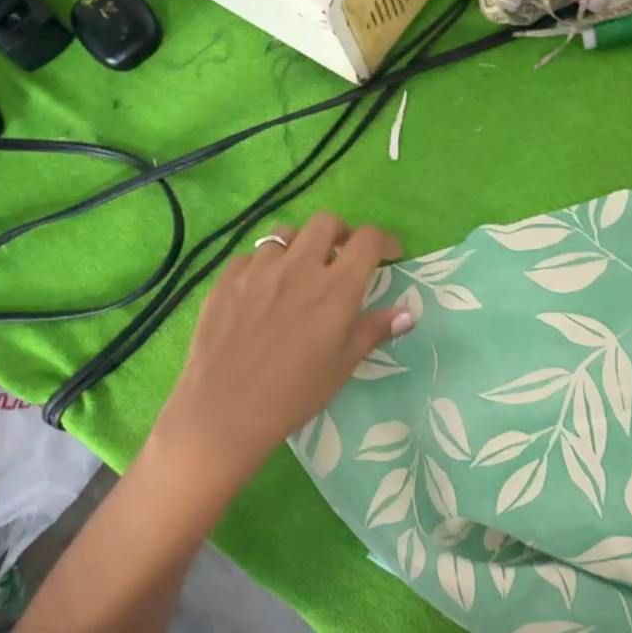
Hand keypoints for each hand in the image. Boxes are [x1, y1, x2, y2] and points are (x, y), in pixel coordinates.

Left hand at [147, 212, 411, 479]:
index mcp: (335, 288)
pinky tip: (264, 290)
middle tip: (343, 258)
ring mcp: (258, 269)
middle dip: (342, 233)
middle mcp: (298, 267)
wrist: (224, 410)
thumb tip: (407, 313)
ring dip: (302, 245)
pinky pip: (251, 256)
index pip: (368, 240)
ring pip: (286, 233)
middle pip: (326, 222)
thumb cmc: (295, 393)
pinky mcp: (226, 279)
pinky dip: (266, 264)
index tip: (389, 255)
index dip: (385, 241)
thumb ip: (374, 330)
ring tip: (301, 271)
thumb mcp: (343, 365)